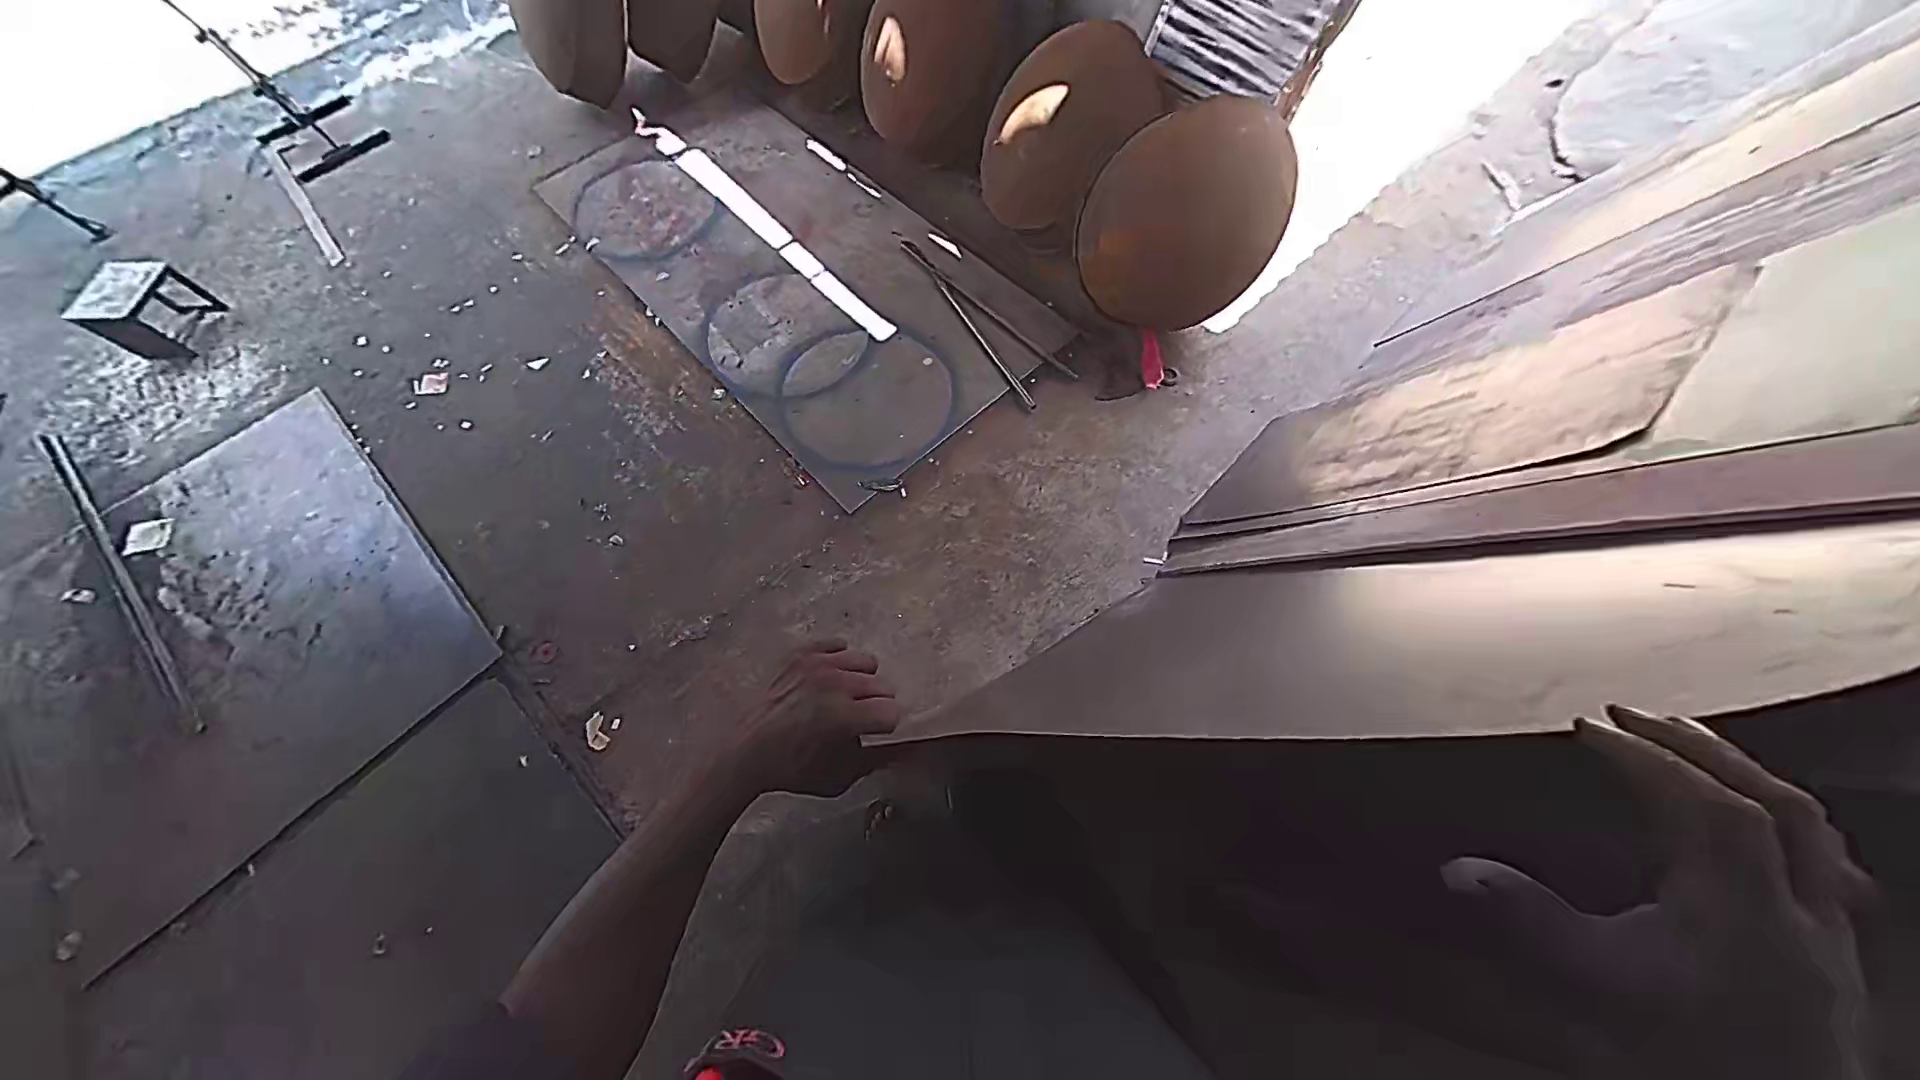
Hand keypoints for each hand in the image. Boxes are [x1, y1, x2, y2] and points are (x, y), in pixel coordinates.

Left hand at [725, 640, 902, 796]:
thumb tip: (906, 751)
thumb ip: (875, 761)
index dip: (887, 725)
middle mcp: (835, 684)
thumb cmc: (791, 768)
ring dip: (862, 679)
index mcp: (845, 716)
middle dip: (877, 703)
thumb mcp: (837, 778)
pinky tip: (831, 675)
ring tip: (847, 694)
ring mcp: (817, 665)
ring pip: (864, 661)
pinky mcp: (802, 654)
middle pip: (882, 686)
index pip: (891, 712)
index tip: (876, 733)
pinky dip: (840, 659)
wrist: (744, 751)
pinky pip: (837, 644)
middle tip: (860, 716)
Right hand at [1445, 705, 1875, 1079]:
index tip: (1590, 726)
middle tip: (1636, 714)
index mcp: (1742, 908)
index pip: (1708, 805)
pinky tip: (1749, 823)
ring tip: (1688, 745)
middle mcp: (1796, 912)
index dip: (1647, 756)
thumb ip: (1528, 915)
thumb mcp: (1594, 978)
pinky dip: (1776, 821)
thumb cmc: (1695, 1055)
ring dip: (1742, 774)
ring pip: (1811, 833)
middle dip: (1699, 747)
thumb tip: (1458, 867)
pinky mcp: (1827, 955)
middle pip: (1775, 804)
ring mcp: (1824, 935)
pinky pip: (1822, 865)